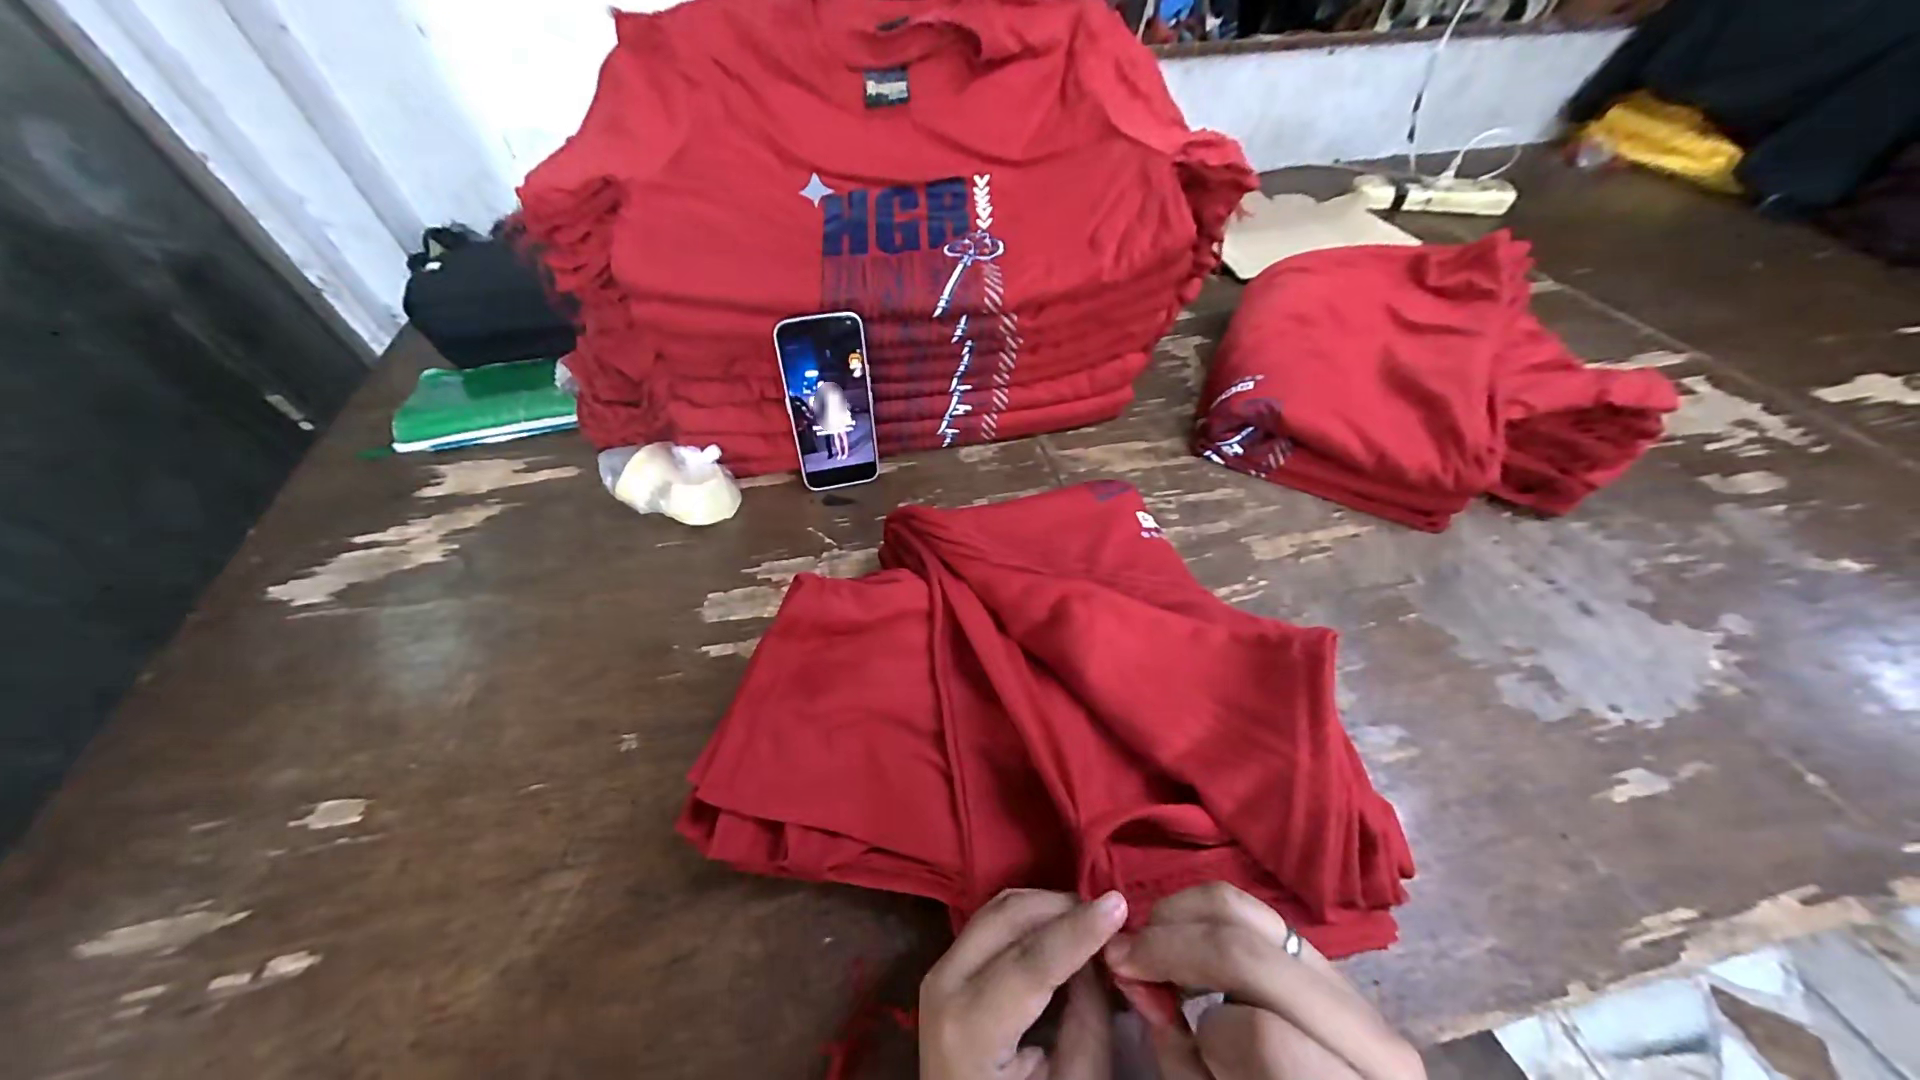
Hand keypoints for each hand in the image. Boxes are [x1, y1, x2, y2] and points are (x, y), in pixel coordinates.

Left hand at [920, 888, 1128, 1079]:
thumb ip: (1087, 1019)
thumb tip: (1098, 955)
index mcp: (968, 1028)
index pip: (1030, 962)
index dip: (1077, 929)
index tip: (1119, 902)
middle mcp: (944, 983)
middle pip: (1009, 918)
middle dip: (1064, 908)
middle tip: (1111, 916)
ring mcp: (940, 968)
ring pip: (999, 908)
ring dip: (1048, 906)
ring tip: (1091, 920)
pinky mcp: (947, 963)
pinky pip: (992, 920)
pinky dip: (1031, 915)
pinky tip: (1062, 927)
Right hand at [1103, 883, 1423, 1079]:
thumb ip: (1180, 1059)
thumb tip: (1136, 982)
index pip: (1262, 1036)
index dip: (1201, 1031)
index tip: (1153, 1020)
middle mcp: (1370, 1033)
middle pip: (1250, 951)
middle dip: (1173, 945)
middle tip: (1122, 954)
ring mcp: (1351, 989)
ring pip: (1250, 911)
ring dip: (1183, 915)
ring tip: (1149, 941)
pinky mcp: (1325, 963)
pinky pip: (1253, 914)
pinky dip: (1203, 916)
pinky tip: (1182, 940)